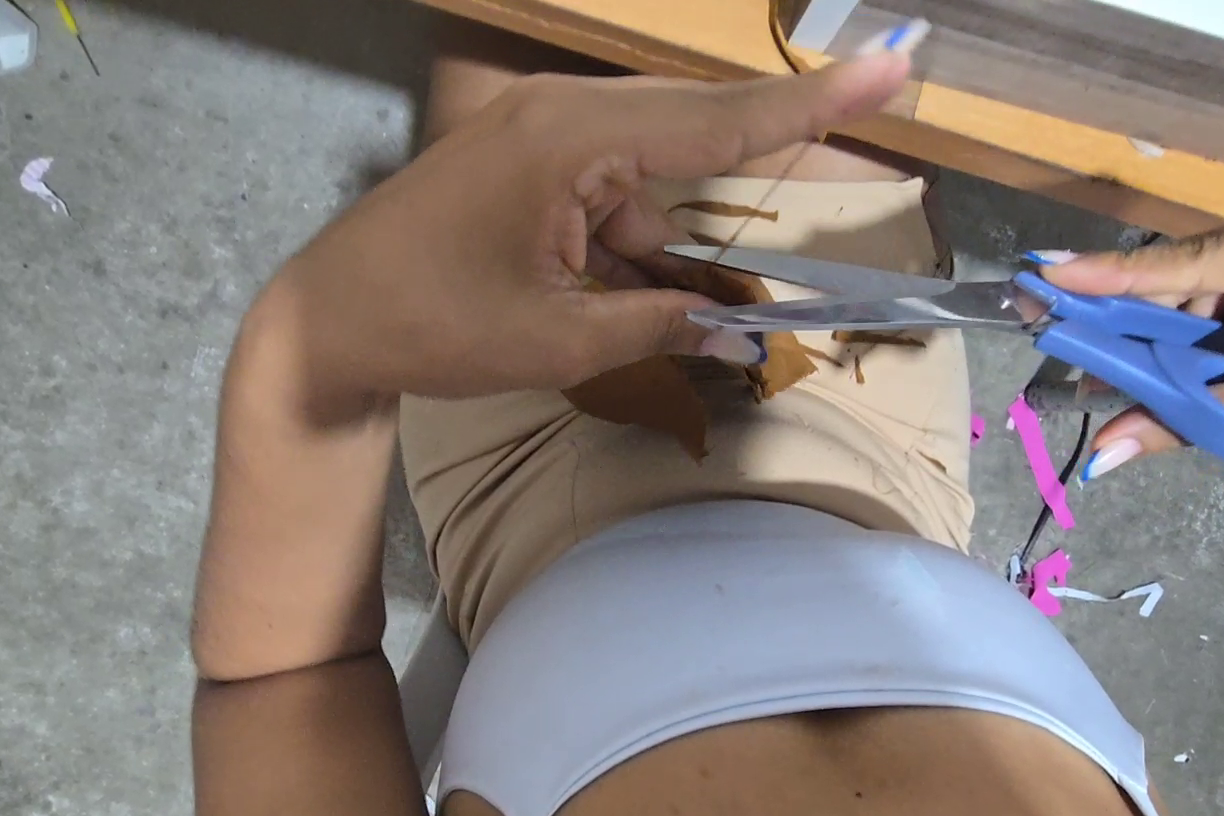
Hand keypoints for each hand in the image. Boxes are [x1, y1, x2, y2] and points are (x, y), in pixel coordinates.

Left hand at [261, 52, 910, 402]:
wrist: (332, 325)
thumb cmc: (434, 328)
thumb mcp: (558, 340)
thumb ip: (656, 328)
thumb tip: (736, 336)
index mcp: (570, 138)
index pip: (716, 122)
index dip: (811, 106)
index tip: (892, 67)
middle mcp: (561, 119)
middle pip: (692, 141)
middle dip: (756, 174)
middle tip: (838, 163)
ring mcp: (540, 145)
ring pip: (649, 190)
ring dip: (675, 255)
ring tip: (684, 314)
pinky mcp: (527, 178)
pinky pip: (609, 208)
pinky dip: (634, 257)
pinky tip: (641, 306)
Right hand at [1042, 174, 1223, 474]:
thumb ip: (1197, 419)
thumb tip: (1103, 456)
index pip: (1211, 254)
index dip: (1123, 273)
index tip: (1048, 272)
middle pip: (1208, 264)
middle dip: (1148, 315)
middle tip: (1080, 348)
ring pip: (1219, 277)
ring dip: (1178, 328)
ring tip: (1131, 370)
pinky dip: (1212, 327)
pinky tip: (1194, 357)